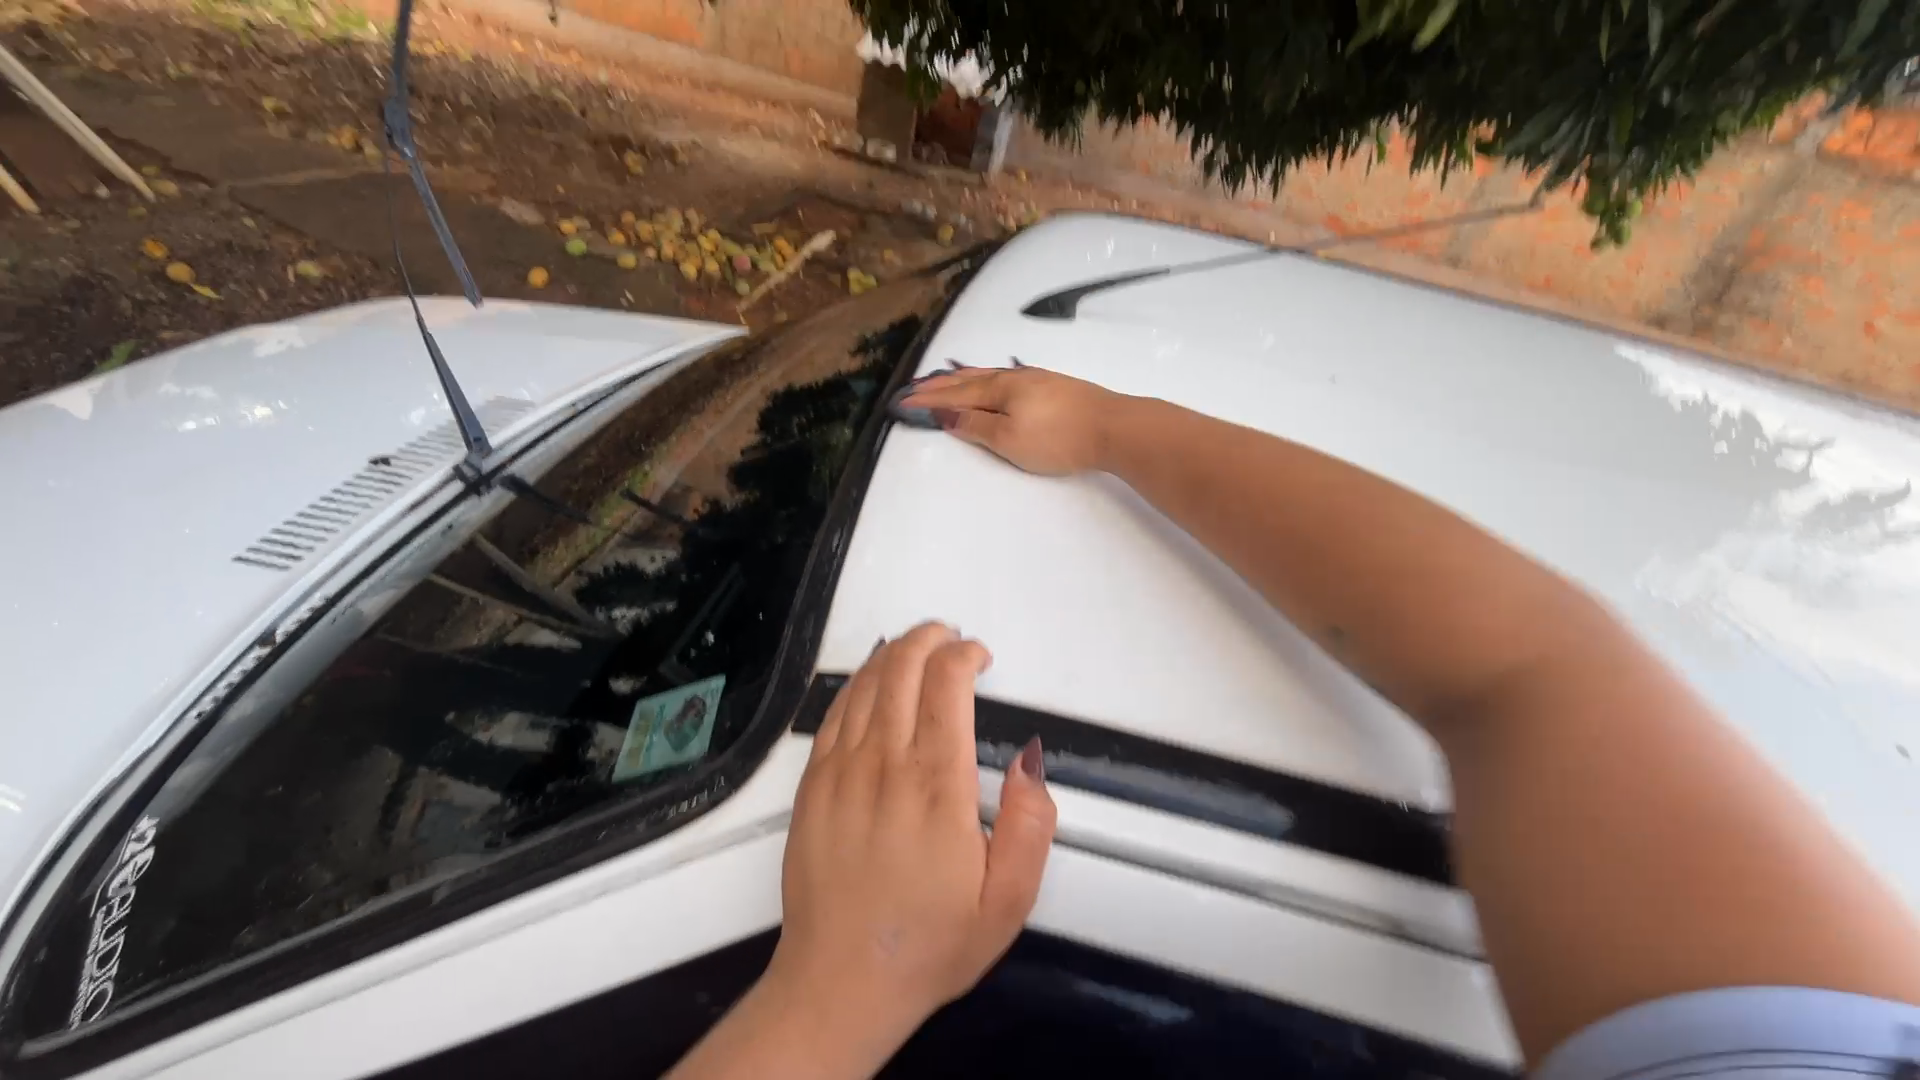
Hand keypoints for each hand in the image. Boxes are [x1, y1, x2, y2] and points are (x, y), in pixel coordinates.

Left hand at [769, 622, 1055, 1041]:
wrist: (840, 981)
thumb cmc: (925, 944)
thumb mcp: (1007, 902)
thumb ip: (1030, 826)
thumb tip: (1028, 764)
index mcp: (936, 787)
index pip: (946, 683)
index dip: (964, 654)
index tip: (979, 657)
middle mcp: (884, 766)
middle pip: (902, 666)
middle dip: (930, 637)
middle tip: (950, 638)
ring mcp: (841, 771)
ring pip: (866, 681)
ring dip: (895, 651)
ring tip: (917, 647)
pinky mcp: (812, 785)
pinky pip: (834, 711)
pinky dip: (857, 681)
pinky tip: (871, 679)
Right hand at [899, 365, 1121, 475]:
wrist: (1114, 427)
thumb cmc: (1058, 438)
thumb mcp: (1009, 438)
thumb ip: (975, 426)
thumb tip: (943, 414)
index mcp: (998, 390)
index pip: (954, 395)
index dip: (928, 400)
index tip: (902, 401)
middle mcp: (1013, 378)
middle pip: (968, 380)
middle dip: (939, 385)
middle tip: (914, 385)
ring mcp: (1035, 380)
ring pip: (988, 376)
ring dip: (961, 378)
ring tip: (945, 378)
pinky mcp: (1053, 387)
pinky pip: (1005, 378)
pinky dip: (986, 379)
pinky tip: (992, 381)